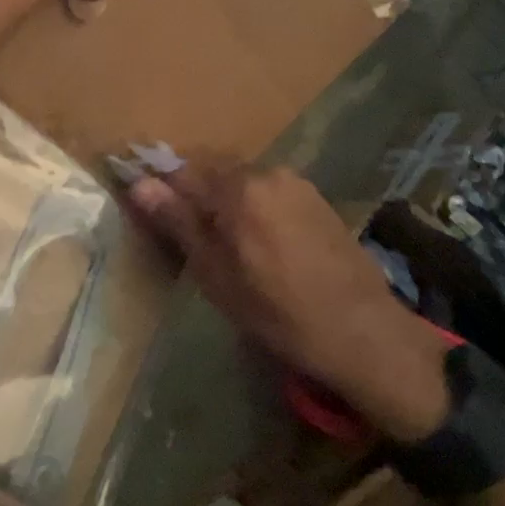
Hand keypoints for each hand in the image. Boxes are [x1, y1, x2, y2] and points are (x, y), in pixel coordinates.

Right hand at [127, 164, 451, 442]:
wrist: (365, 334)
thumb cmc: (280, 311)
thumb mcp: (216, 275)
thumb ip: (178, 223)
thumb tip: (139, 183)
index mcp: (236, 187)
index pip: (180, 171)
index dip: (162, 192)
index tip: (155, 219)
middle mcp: (266, 172)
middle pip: (213, 171)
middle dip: (195, 196)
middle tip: (190, 238)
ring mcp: (296, 182)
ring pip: (242, 182)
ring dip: (226, 202)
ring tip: (227, 245)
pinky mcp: (317, 199)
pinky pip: (269, 192)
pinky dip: (255, 208)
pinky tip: (261, 244)